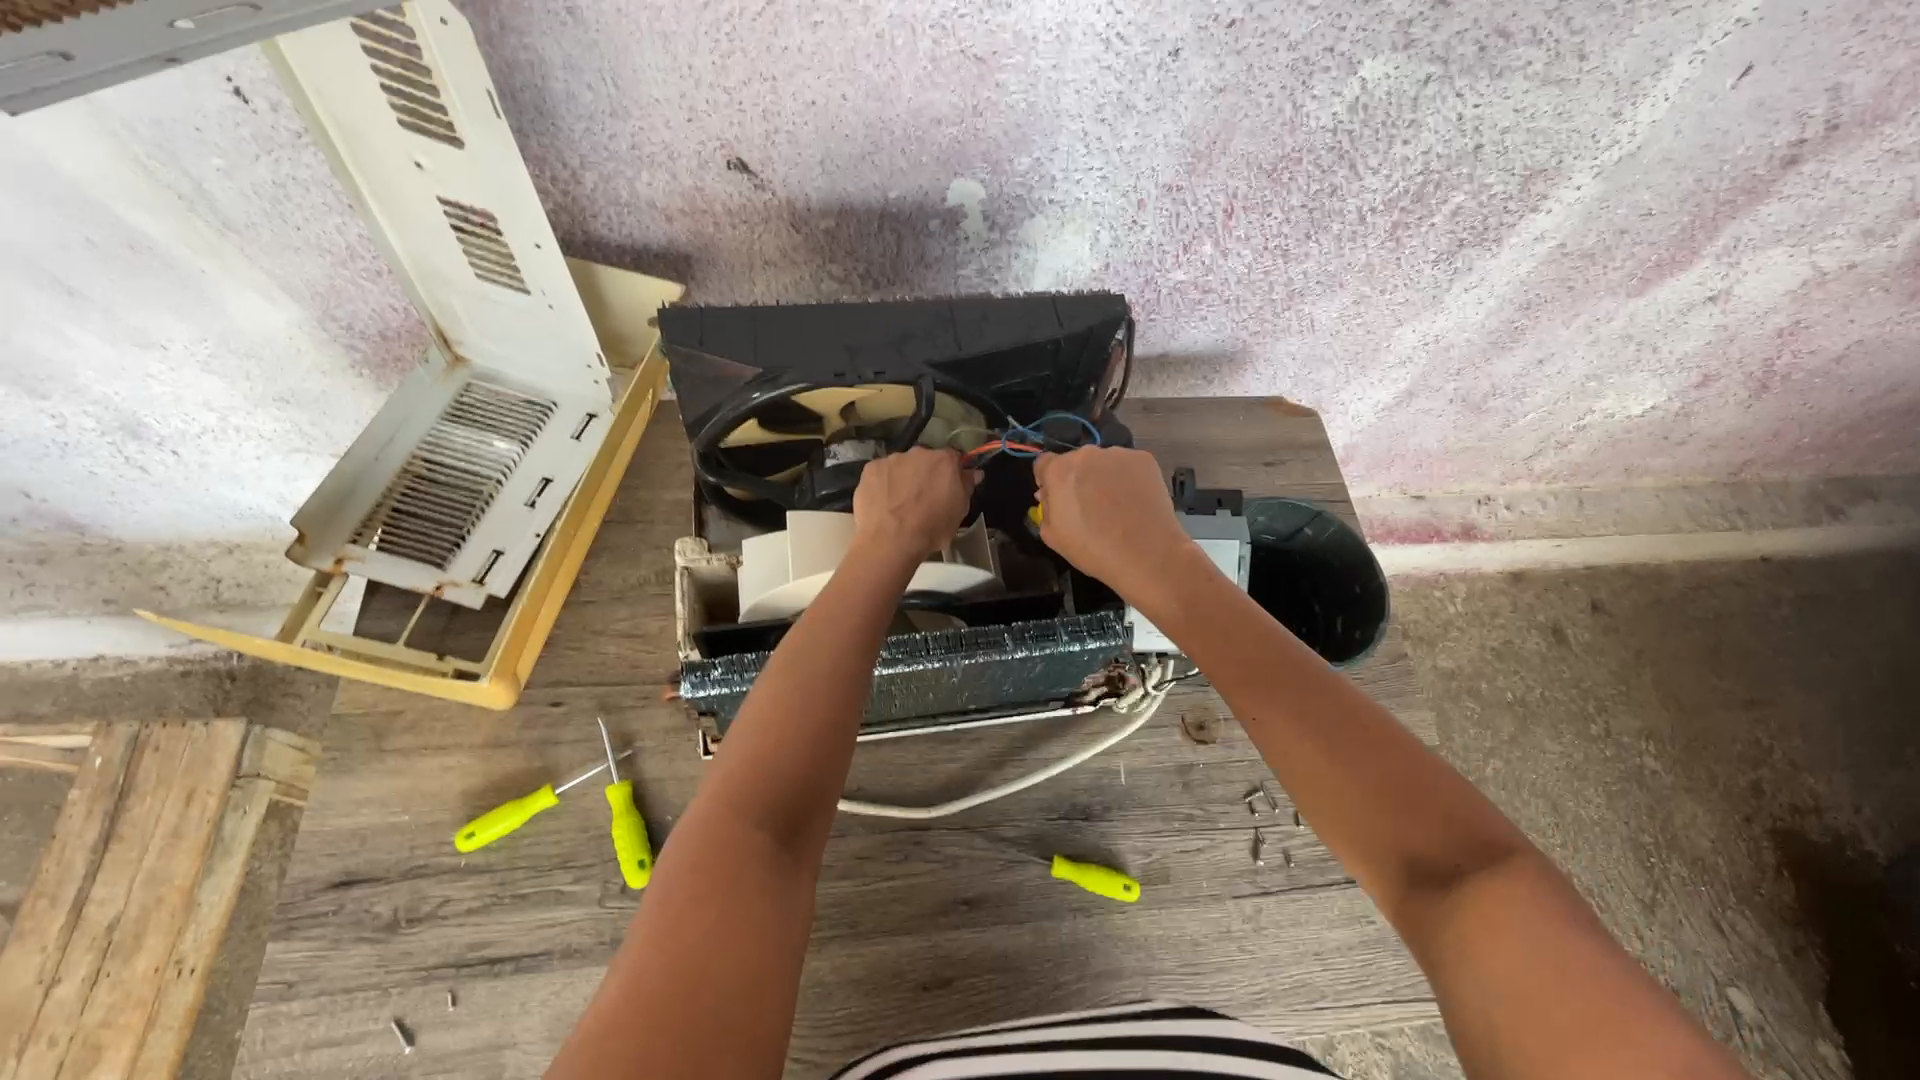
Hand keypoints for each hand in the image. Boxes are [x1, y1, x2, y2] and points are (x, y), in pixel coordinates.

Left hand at [851, 447, 977, 563]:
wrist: (890, 541)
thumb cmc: (931, 529)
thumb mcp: (959, 512)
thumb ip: (966, 486)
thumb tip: (973, 472)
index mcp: (944, 460)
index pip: (952, 458)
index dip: (951, 472)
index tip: (948, 486)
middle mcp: (918, 453)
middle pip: (925, 460)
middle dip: (925, 474)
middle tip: (923, 498)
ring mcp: (891, 459)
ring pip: (901, 465)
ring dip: (903, 478)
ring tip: (899, 503)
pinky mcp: (870, 469)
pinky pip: (881, 473)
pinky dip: (883, 483)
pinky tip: (883, 502)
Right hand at [1032, 447, 1197, 591]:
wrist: (1146, 554)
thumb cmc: (1093, 549)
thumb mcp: (1053, 536)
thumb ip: (1045, 509)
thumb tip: (1048, 494)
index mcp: (1058, 471)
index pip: (1044, 464)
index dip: (1049, 480)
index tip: (1059, 498)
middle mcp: (1086, 454)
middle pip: (1076, 461)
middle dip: (1078, 478)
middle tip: (1090, 505)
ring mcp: (1118, 454)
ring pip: (1104, 462)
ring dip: (1104, 476)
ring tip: (1117, 505)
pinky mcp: (1144, 459)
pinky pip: (1129, 466)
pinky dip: (1129, 478)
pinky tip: (1135, 501)